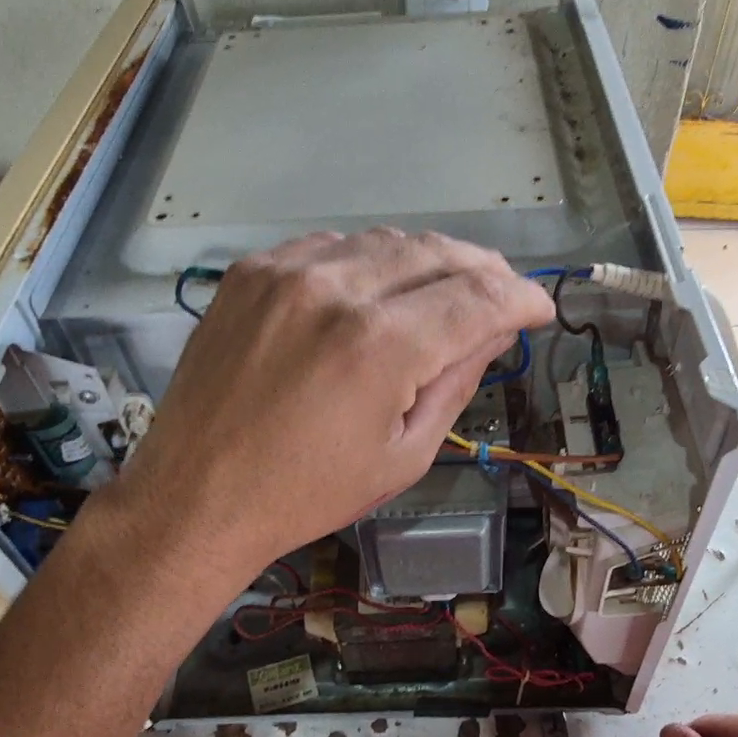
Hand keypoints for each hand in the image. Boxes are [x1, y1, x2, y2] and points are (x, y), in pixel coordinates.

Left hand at [109, 229, 552, 576]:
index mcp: (381, 346)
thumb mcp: (403, 456)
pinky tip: (377, 289)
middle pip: (438, 252)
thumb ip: (456, 382)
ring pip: (387, 240)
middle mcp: (337, 288)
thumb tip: (493, 330)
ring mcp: (287, 271)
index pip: (478, 297)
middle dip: (484, 270)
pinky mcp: (251, 271)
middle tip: (503, 294)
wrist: (198, 496)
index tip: (540, 308)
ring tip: (446, 291)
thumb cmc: (308, 495)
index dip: (522, 297)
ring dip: (429, 261)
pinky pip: (332, 246)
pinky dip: (369, 261)